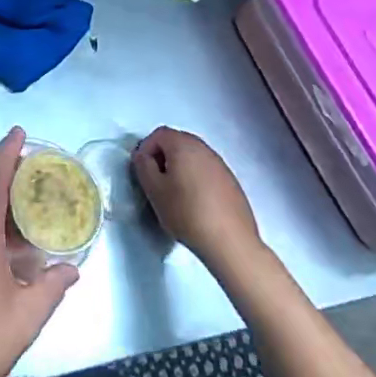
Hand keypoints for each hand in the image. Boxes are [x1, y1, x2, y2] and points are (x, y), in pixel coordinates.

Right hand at [134, 127, 262, 268]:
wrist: (230, 242)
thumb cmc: (186, 212)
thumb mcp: (154, 190)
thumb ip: (143, 166)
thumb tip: (143, 156)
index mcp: (184, 146)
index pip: (159, 133)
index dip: (146, 148)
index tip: (143, 170)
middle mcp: (205, 149)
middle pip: (177, 142)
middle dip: (163, 156)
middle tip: (156, 180)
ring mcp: (222, 165)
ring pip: (193, 157)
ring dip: (180, 168)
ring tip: (175, 193)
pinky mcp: (232, 183)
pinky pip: (207, 171)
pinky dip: (196, 178)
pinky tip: (196, 202)